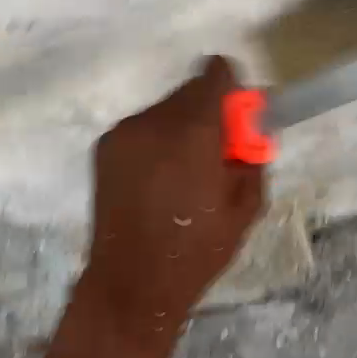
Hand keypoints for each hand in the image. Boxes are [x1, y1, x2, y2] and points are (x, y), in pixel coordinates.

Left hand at [14, 57, 265, 357]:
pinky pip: (140, 129)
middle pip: (189, 92)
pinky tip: (155, 180)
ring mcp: (126, 131)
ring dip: (179, 128)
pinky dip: (153, 142)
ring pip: (164, 110)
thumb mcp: (246, 205)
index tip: (236, 111)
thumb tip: (251, 130)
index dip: (229, 86)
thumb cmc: (197, 249)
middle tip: (214, 149)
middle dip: (206, 112)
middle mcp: (157, 119)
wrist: (132, 283)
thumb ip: (251, 156)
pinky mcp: (104, 145)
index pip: (215, 74)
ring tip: (182, 172)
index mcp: (196, 130)